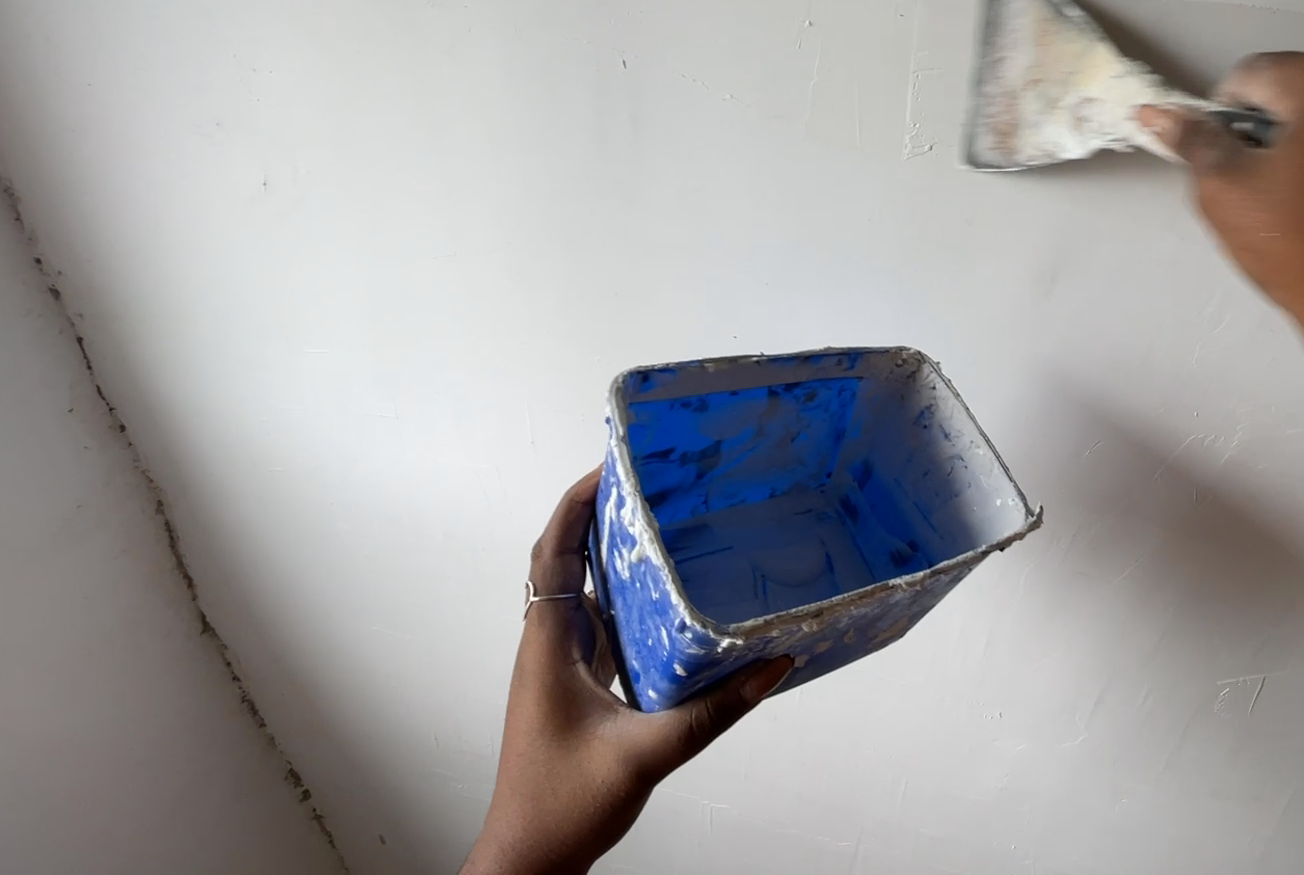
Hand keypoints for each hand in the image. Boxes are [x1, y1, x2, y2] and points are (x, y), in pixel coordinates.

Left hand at [462, 468, 791, 874]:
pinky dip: (622, 590)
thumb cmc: (564, 806)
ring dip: (608, 549)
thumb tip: (774, 663)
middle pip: (564, 558)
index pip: (553, 554)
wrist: (530, 859)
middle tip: (644, 481)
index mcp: (549, 645)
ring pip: (580, 586)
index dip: (576, 506)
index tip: (610, 468)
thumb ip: (714, 711)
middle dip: (596, 512)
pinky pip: (599, 618)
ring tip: (656, 518)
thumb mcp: (646, 754)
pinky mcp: (579, 680)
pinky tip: (662, 591)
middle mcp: (550, 643)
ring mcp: (563, 662)